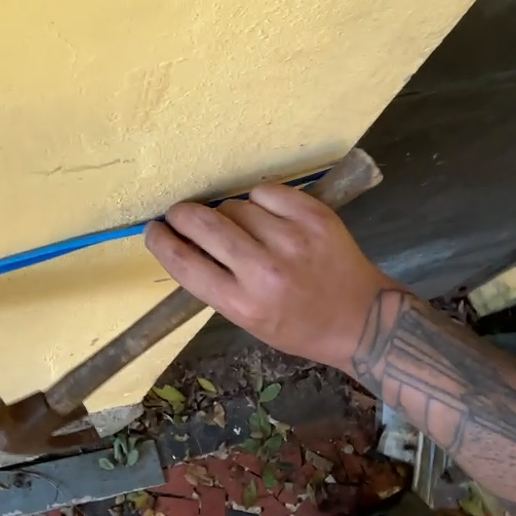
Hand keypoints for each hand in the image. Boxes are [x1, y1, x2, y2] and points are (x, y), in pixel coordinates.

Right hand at [143, 183, 404, 374]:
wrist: (362, 319)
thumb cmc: (296, 324)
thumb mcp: (246, 318)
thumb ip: (212, 280)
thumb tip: (178, 238)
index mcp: (242, 303)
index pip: (183, 261)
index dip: (160, 240)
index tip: (154, 230)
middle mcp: (265, 271)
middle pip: (201, 222)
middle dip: (182, 214)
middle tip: (182, 216)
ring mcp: (292, 239)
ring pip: (233, 204)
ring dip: (228, 212)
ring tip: (243, 228)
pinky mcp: (314, 215)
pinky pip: (264, 190)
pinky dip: (259, 199)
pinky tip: (269, 216)